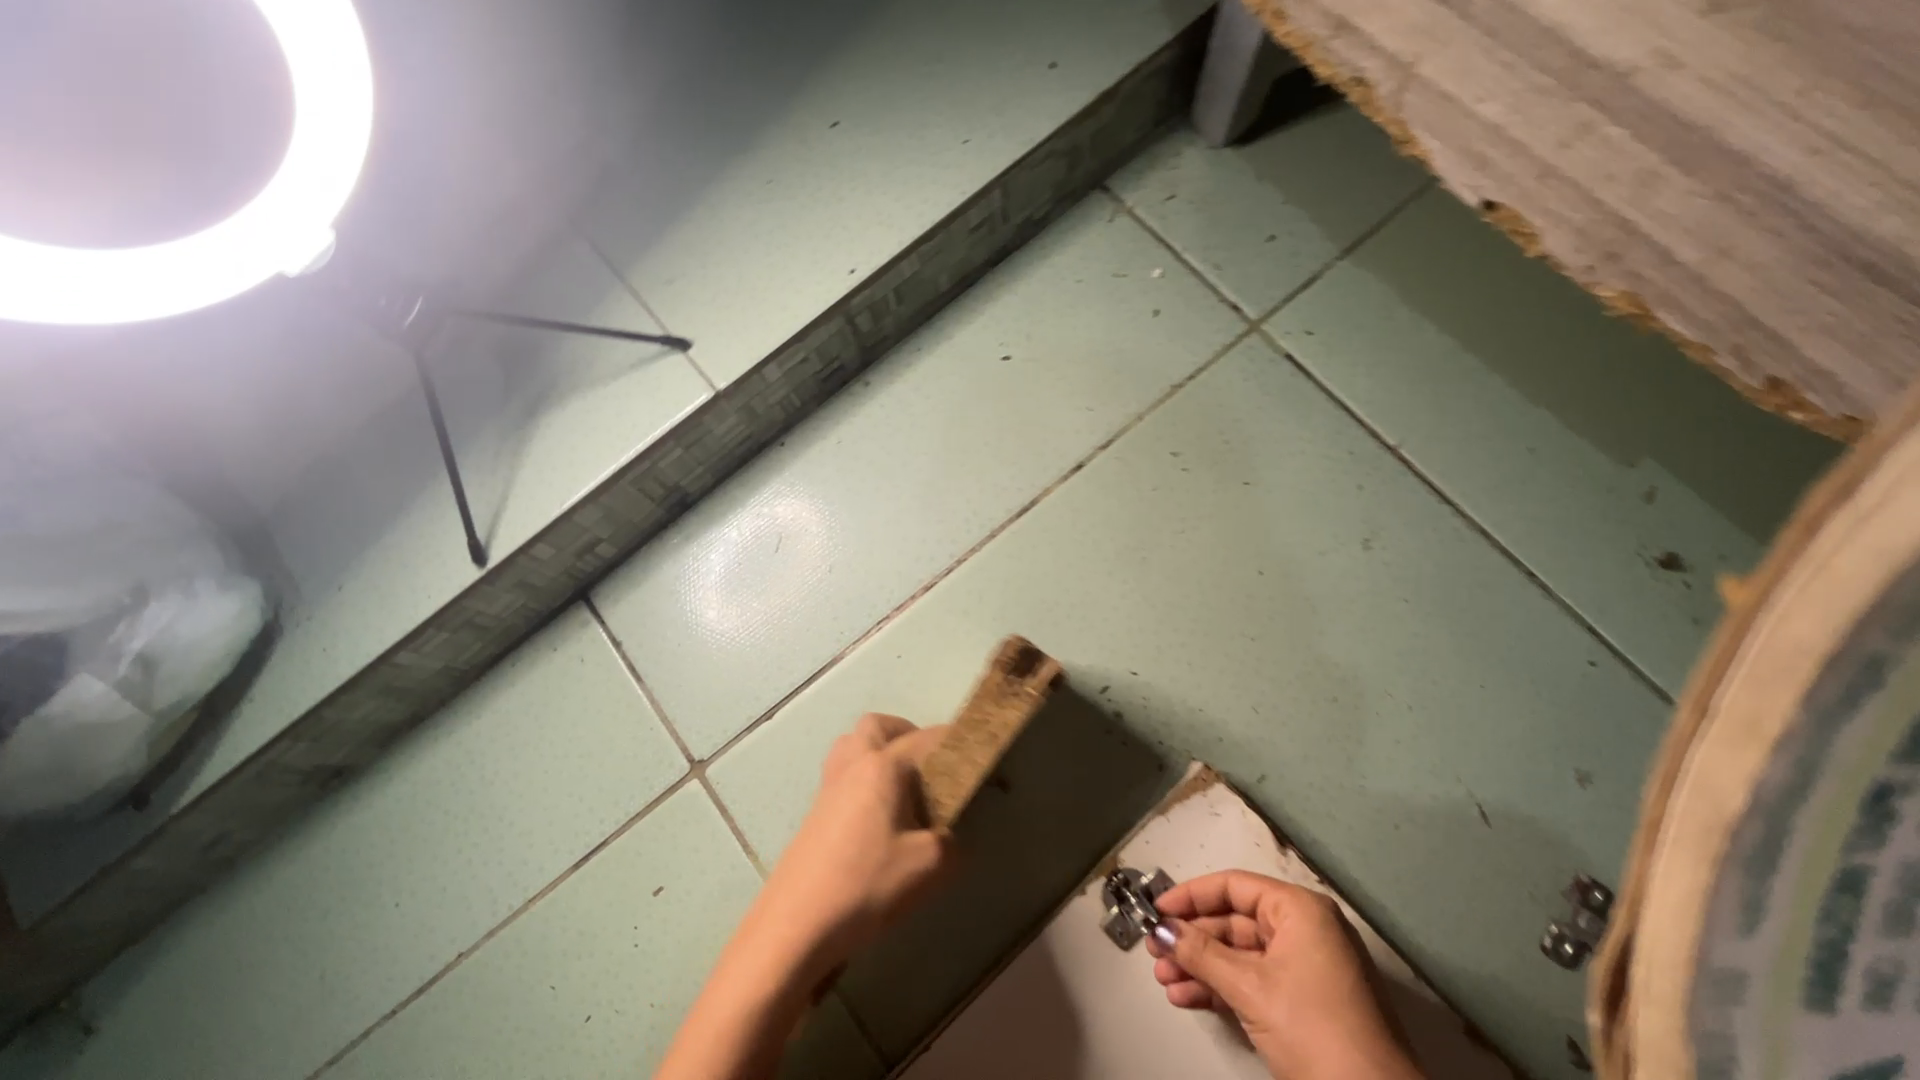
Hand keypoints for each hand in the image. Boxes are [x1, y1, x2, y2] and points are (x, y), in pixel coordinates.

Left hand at [754, 713, 955, 967]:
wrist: (797, 924)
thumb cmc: (867, 885)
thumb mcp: (930, 865)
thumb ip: (952, 840)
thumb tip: (950, 834)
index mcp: (884, 767)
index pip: (929, 738)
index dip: (961, 743)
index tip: (985, 759)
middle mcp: (854, 765)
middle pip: (878, 725)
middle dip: (909, 734)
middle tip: (932, 765)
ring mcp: (829, 788)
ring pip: (853, 746)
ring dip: (880, 751)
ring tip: (905, 786)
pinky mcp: (816, 813)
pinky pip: (843, 775)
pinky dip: (864, 778)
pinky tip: (880, 816)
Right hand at [1146, 871, 1422, 1079]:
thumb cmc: (1314, 1029)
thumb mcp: (1250, 987)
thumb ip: (1200, 953)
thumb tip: (1162, 931)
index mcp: (1300, 911)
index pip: (1235, 887)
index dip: (1191, 895)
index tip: (1157, 908)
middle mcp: (1305, 930)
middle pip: (1234, 921)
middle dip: (1192, 939)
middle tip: (1156, 951)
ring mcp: (1305, 967)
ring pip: (1239, 954)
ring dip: (1200, 966)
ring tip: (1166, 980)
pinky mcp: (1303, 1000)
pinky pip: (1252, 980)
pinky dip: (1220, 988)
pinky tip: (1188, 997)